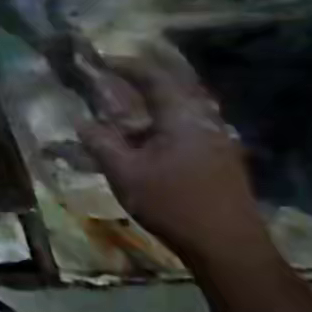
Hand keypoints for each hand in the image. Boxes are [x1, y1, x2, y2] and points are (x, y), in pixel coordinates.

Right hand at [77, 50, 273, 270]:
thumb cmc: (174, 204)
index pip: (152, 77)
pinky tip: (150, 141)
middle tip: (113, 81)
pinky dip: (164, 123)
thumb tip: (80, 121)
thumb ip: (100, 143)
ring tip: (126, 112)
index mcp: (182, 117)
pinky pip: (189, 127)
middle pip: (172, 89)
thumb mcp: (125, 173)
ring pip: (181, 110)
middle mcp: (205, 121)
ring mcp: (218, 141)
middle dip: (141, 82)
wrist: (230, 250)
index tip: (101, 61)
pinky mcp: (222, 161)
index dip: (126, 65)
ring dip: (154, 105)